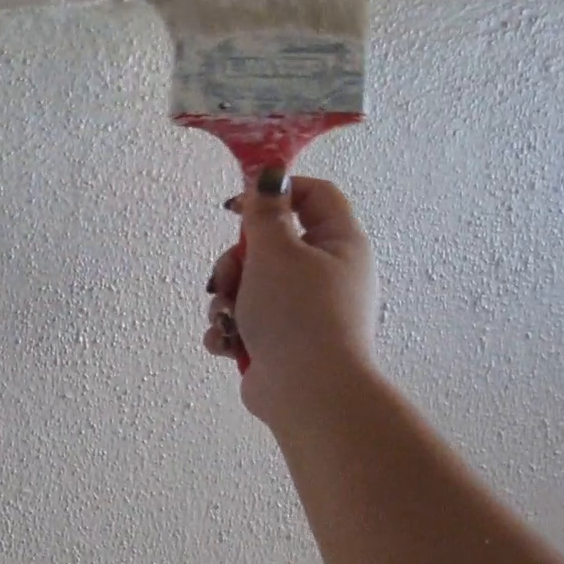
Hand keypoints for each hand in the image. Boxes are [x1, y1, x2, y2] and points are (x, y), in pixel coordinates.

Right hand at [205, 173, 380, 428]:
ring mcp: (300, 309)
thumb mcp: (275, 253)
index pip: (312, 196)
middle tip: (228, 279)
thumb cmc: (296, 313)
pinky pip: (241, 321)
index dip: (273, 193)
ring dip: (225, 301)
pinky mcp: (277, 339)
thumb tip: (269, 175)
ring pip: (246, 287)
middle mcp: (323, 273)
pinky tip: (229, 343)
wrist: (304, 387)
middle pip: (266, 246)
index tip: (234, 206)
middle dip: (234, 263)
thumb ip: (264, 214)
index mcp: (338, 244)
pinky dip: (227, 330)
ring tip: (228, 321)